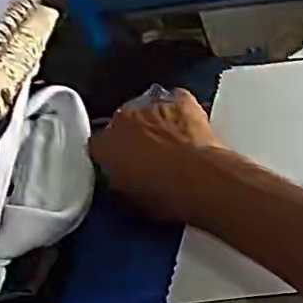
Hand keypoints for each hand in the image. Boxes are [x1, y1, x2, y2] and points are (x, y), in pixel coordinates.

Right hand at [88, 86, 227, 224]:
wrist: (202, 182)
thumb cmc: (170, 194)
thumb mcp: (134, 203)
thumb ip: (120, 187)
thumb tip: (126, 188)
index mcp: (105, 146)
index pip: (101, 146)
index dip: (116, 157)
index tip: (128, 166)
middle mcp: (123, 120)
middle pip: (124, 123)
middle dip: (136, 138)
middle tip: (156, 157)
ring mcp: (151, 107)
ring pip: (150, 110)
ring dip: (159, 124)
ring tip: (177, 146)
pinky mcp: (179, 101)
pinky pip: (177, 99)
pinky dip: (183, 111)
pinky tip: (191, 128)